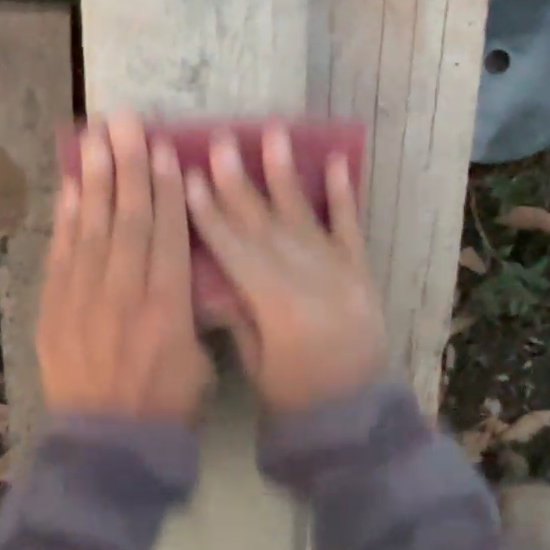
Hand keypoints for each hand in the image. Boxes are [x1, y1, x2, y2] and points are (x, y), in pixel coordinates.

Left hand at [37, 114, 213, 422]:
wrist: (106, 444)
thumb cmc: (166, 407)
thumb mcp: (201, 362)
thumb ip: (192, 312)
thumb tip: (186, 273)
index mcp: (168, 307)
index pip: (167, 234)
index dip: (165, 188)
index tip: (163, 148)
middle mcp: (125, 292)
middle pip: (128, 218)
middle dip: (128, 165)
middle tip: (126, 120)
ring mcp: (84, 298)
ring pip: (93, 228)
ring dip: (96, 179)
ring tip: (96, 137)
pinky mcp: (54, 308)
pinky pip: (61, 255)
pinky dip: (67, 220)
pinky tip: (73, 187)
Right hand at [185, 126, 387, 412]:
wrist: (358, 416)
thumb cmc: (297, 398)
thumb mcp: (257, 365)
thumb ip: (240, 317)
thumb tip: (216, 275)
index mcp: (276, 307)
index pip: (235, 251)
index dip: (209, 214)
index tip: (188, 177)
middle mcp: (308, 281)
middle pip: (265, 225)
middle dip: (239, 182)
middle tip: (220, 142)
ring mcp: (339, 273)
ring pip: (304, 217)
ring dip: (286, 174)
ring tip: (272, 133)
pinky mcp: (362, 272)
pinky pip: (351, 229)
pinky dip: (344, 195)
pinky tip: (337, 161)